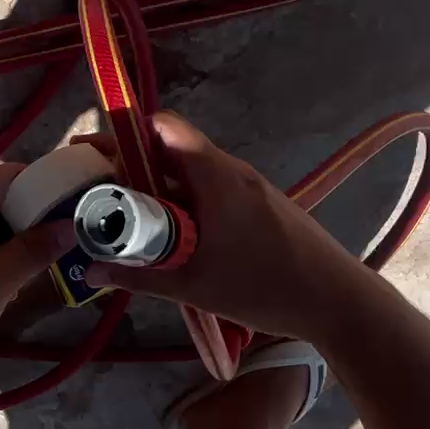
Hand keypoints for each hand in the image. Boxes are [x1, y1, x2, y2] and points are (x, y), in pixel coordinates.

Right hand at [81, 112, 374, 342]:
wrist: (340, 302)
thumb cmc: (264, 286)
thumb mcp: (193, 286)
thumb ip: (138, 276)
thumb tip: (89, 273)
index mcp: (214, 175)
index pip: (163, 126)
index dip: (126, 134)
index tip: (98, 159)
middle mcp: (229, 170)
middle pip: (170, 146)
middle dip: (130, 162)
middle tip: (97, 187)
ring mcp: (246, 186)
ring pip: (188, 169)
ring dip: (155, 183)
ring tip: (124, 212)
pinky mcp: (257, 203)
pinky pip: (206, 187)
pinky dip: (179, 198)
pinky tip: (168, 232)